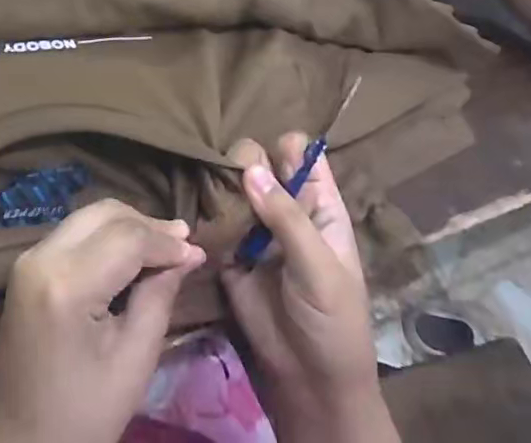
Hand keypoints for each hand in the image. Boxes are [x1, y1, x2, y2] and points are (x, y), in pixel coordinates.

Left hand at [0, 200, 205, 442]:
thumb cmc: (80, 415)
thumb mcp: (132, 362)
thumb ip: (159, 297)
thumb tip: (188, 253)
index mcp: (66, 284)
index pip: (128, 238)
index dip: (166, 241)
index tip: (199, 252)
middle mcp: (41, 257)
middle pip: (105, 214)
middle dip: (148, 224)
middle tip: (184, 241)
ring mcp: (28, 258)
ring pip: (89, 216)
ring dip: (128, 225)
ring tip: (165, 244)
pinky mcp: (26, 266)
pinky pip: (74, 231)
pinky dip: (106, 234)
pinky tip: (131, 252)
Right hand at [221, 135, 398, 442]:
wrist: (310, 384)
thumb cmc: (333, 320)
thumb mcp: (320, 267)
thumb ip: (286, 218)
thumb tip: (250, 167)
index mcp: (319, 205)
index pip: (303, 155)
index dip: (286, 146)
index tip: (267, 152)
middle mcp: (286, 209)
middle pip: (262, 165)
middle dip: (245, 162)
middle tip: (233, 178)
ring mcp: (256, 230)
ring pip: (234, 188)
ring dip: (221, 183)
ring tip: (210, 190)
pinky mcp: (230, 253)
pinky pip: (215, 221)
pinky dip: (205, 213)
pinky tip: (197, 209)